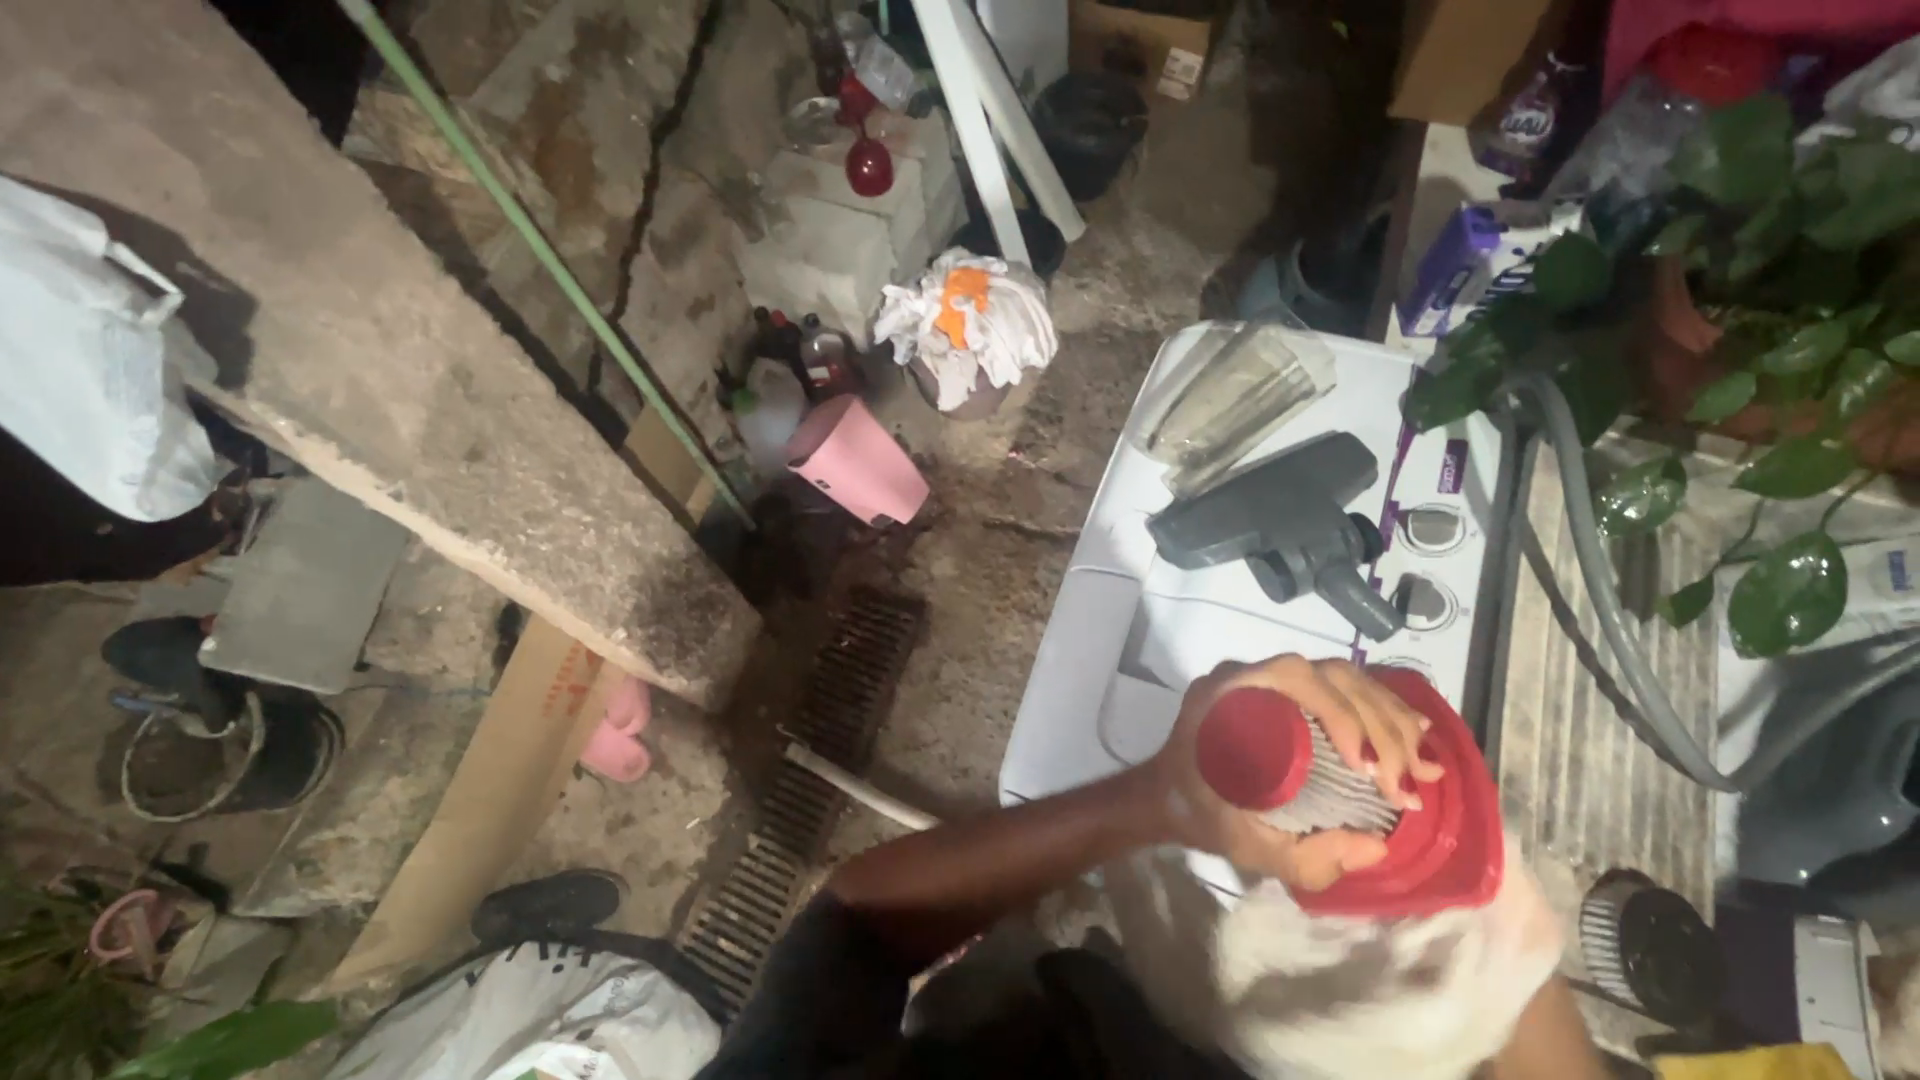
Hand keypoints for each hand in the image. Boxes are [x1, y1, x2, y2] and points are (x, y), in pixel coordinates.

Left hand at [1142, 655, 1444, 892]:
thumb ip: (1304, 858)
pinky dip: (1379, 709)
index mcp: (1226, 695)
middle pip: (1328, 676)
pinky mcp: (1285, 693)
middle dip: (1379, 724)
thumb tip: (1375, 845)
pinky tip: (1413, 734)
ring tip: (1423, 761)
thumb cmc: (1201, 815)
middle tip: (1407, 778)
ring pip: (1341, 678)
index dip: (1340, 713)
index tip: (1367, 767)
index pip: (1294, 677)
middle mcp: (1245, 675)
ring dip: (1389, 717)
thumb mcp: (1247, 846)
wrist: (1167, 797)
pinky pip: (1338, 687)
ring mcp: (1266, 679)